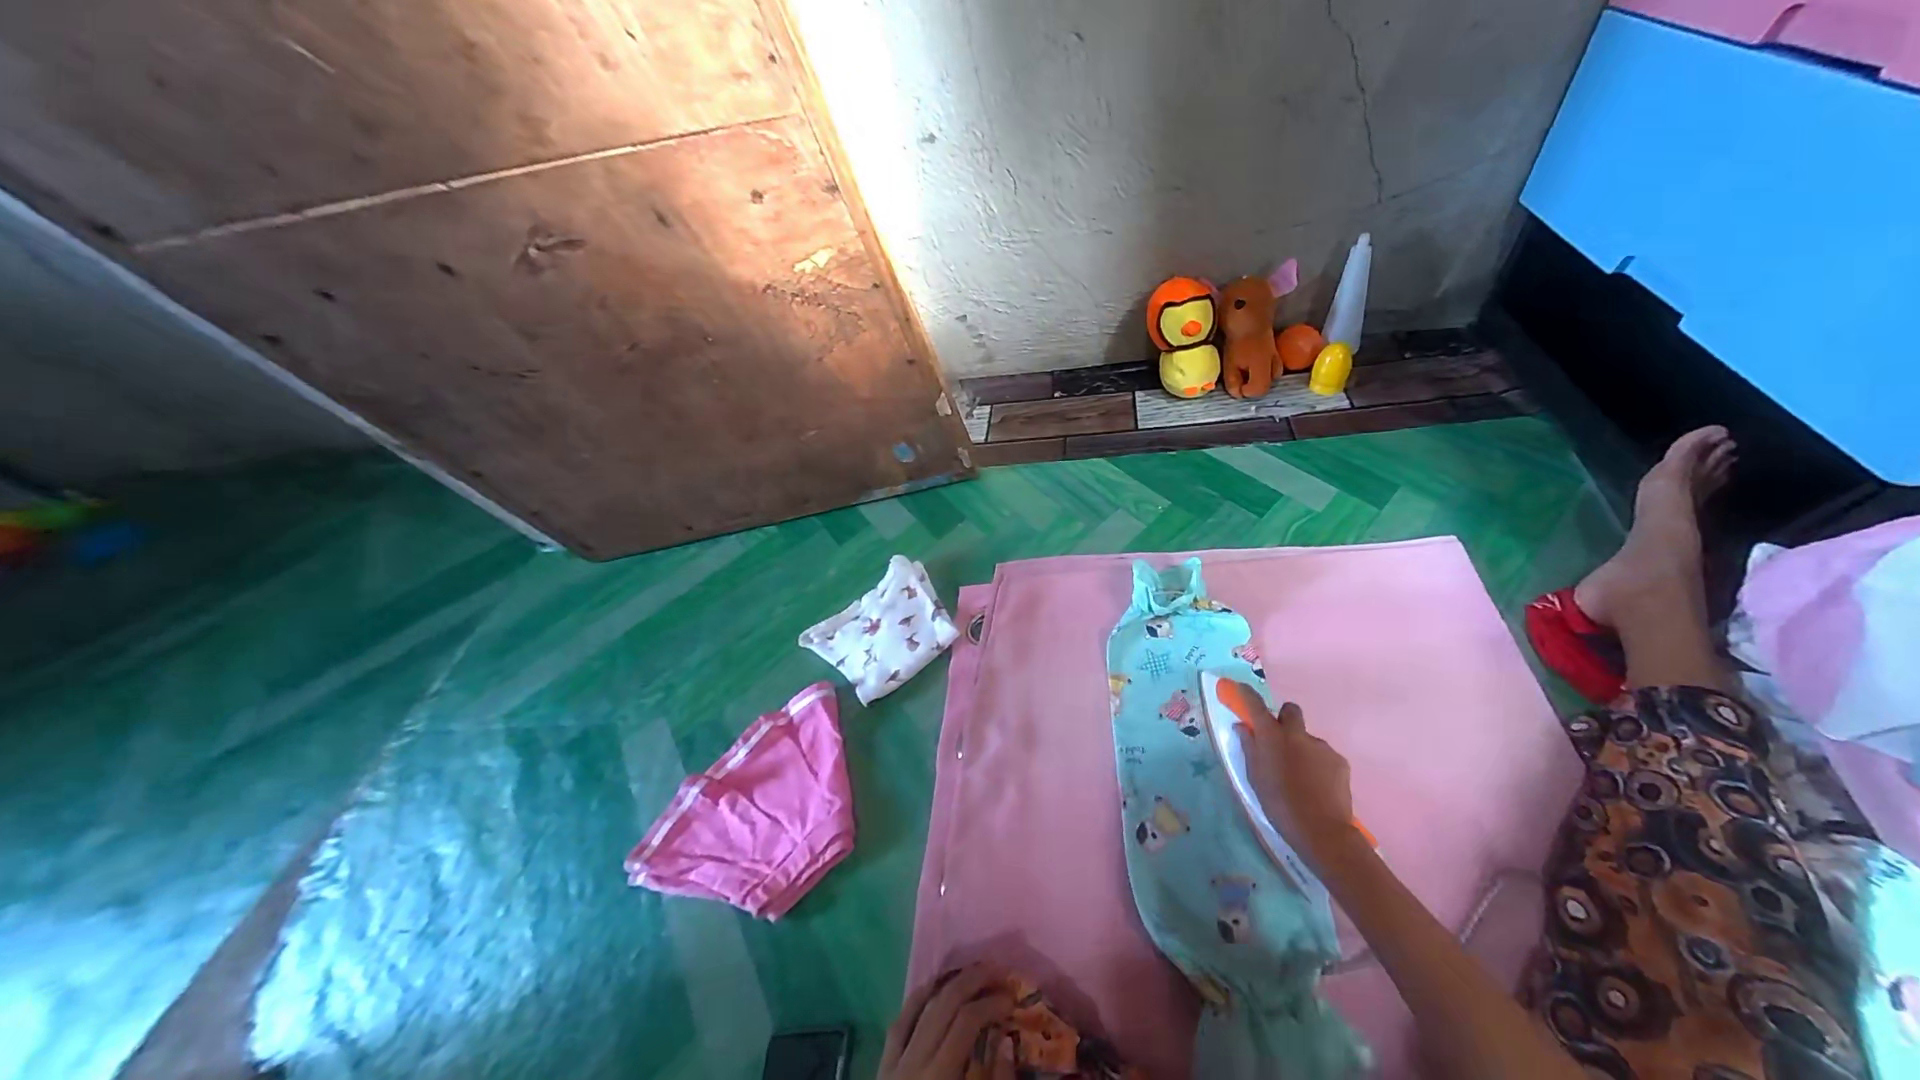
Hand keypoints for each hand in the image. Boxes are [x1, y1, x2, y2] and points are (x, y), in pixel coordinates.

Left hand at [879, 964, 1014, 1079]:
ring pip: (921, 1006)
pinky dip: (917, 1000)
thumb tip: (1004, 1043)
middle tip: (997, 970)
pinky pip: (899, 1023)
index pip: (966, 1023)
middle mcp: (915, 1061)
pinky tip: (931, 988)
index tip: (1012, 999)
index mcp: (940, 1077)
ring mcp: (895, 1062)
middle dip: (972, 981)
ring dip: (947, 984)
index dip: (991, 1004)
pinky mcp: (882, 1067)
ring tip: (971, 972)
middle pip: (945, 1005)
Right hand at [1242, 697, 1363, 872]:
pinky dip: (1317, 764)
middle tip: (1278, 742)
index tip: (1240, 689)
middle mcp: (1297, 734)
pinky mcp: (1340, 761)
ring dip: (1301, 749)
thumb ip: (1249, 747)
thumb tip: (1244, 727)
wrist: (1322, 830)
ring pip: (1307, 738)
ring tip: (1298, 777)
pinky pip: (1323, 755)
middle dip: (1283, 719)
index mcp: (1272, 736)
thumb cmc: (1279, 803)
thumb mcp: (1255, 776)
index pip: (1256, 705)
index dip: (1247, 694)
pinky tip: (1315, 785)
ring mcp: (1321, 746)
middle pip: (1290, 712)